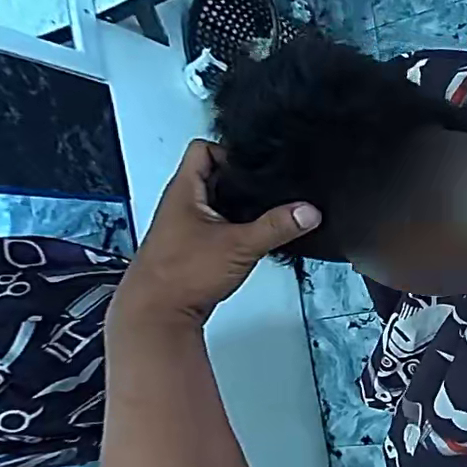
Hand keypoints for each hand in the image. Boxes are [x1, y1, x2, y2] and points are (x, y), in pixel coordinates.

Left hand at [113, 140, 320, 327]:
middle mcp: (182, 205)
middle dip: (244, 181)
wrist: (157, 316)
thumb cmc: (181, 275)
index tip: (258, 166)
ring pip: (219, 202)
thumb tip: (309, 211)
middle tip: (270, 189)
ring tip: (267, 213)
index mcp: (184, 192)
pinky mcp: (194, 246)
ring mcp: (187, 226)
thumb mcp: (240, 245)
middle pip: (215, 176)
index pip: (203, 150)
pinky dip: (238, 227)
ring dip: (242, 206)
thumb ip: (278, 226)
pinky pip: (220, 225)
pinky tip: (255, 238)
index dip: (231, 152)